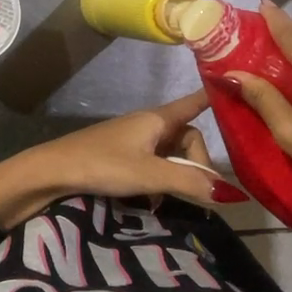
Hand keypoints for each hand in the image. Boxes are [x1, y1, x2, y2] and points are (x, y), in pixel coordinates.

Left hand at [0, 91, 248, 230]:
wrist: (54, 171)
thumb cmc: (102, 164)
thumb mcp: (150, 175)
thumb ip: (189, 181)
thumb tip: (231, 193)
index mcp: (157, 118)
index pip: (194, 103)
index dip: (214, 98)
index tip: (237, 88)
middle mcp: (149, 124)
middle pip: (187, 139)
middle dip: (196, 164)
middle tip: (196, 192)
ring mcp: (135, 140)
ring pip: (171, 155)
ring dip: (177, 177)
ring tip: (172, 201)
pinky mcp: (123, 157)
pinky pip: (155, 165)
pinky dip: (160, 182)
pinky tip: (153, 203)